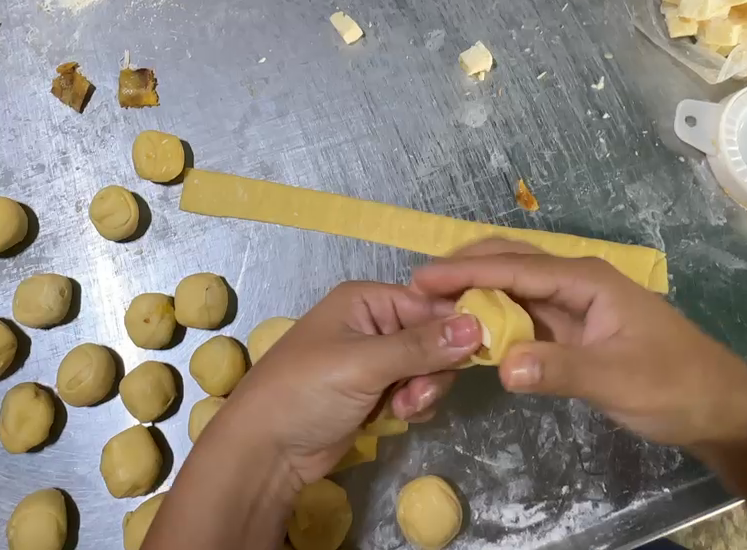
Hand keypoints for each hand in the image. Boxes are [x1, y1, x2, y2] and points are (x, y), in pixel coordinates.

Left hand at [206, 281, 481, 482]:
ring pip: (428, 368)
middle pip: (433, 338)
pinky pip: (415, 391)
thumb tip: (477, 325)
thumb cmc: (308, 389)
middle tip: (416, 393)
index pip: (428, 303)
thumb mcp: (364, 364)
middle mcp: (374, 322)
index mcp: (367, 299)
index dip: (455, 327)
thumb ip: (421, 346)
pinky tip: (395, 417)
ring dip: (423, 391)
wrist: (267, 448)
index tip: (479, 353)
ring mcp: (375, 359)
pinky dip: (413, 405)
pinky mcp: (376, 391)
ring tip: (400, 409)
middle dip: (433, 368)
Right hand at [411, 241, 746, 447]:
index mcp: (585, 278)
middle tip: (418, 286)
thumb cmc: (676, 386)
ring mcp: (573, 302)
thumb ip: (560, 370)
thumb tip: (502, 366)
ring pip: (513, 283)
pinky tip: (471, 325)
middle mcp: (574, 280)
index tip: (422, 278)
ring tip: (434, 302)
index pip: (514, 268)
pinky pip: (523, 311)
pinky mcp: (572, 326)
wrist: (722, 408)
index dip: (466, 272)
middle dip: (463, 268)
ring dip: (475, 288)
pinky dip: (493, 313)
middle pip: (508, 261)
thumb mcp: (620, 380)